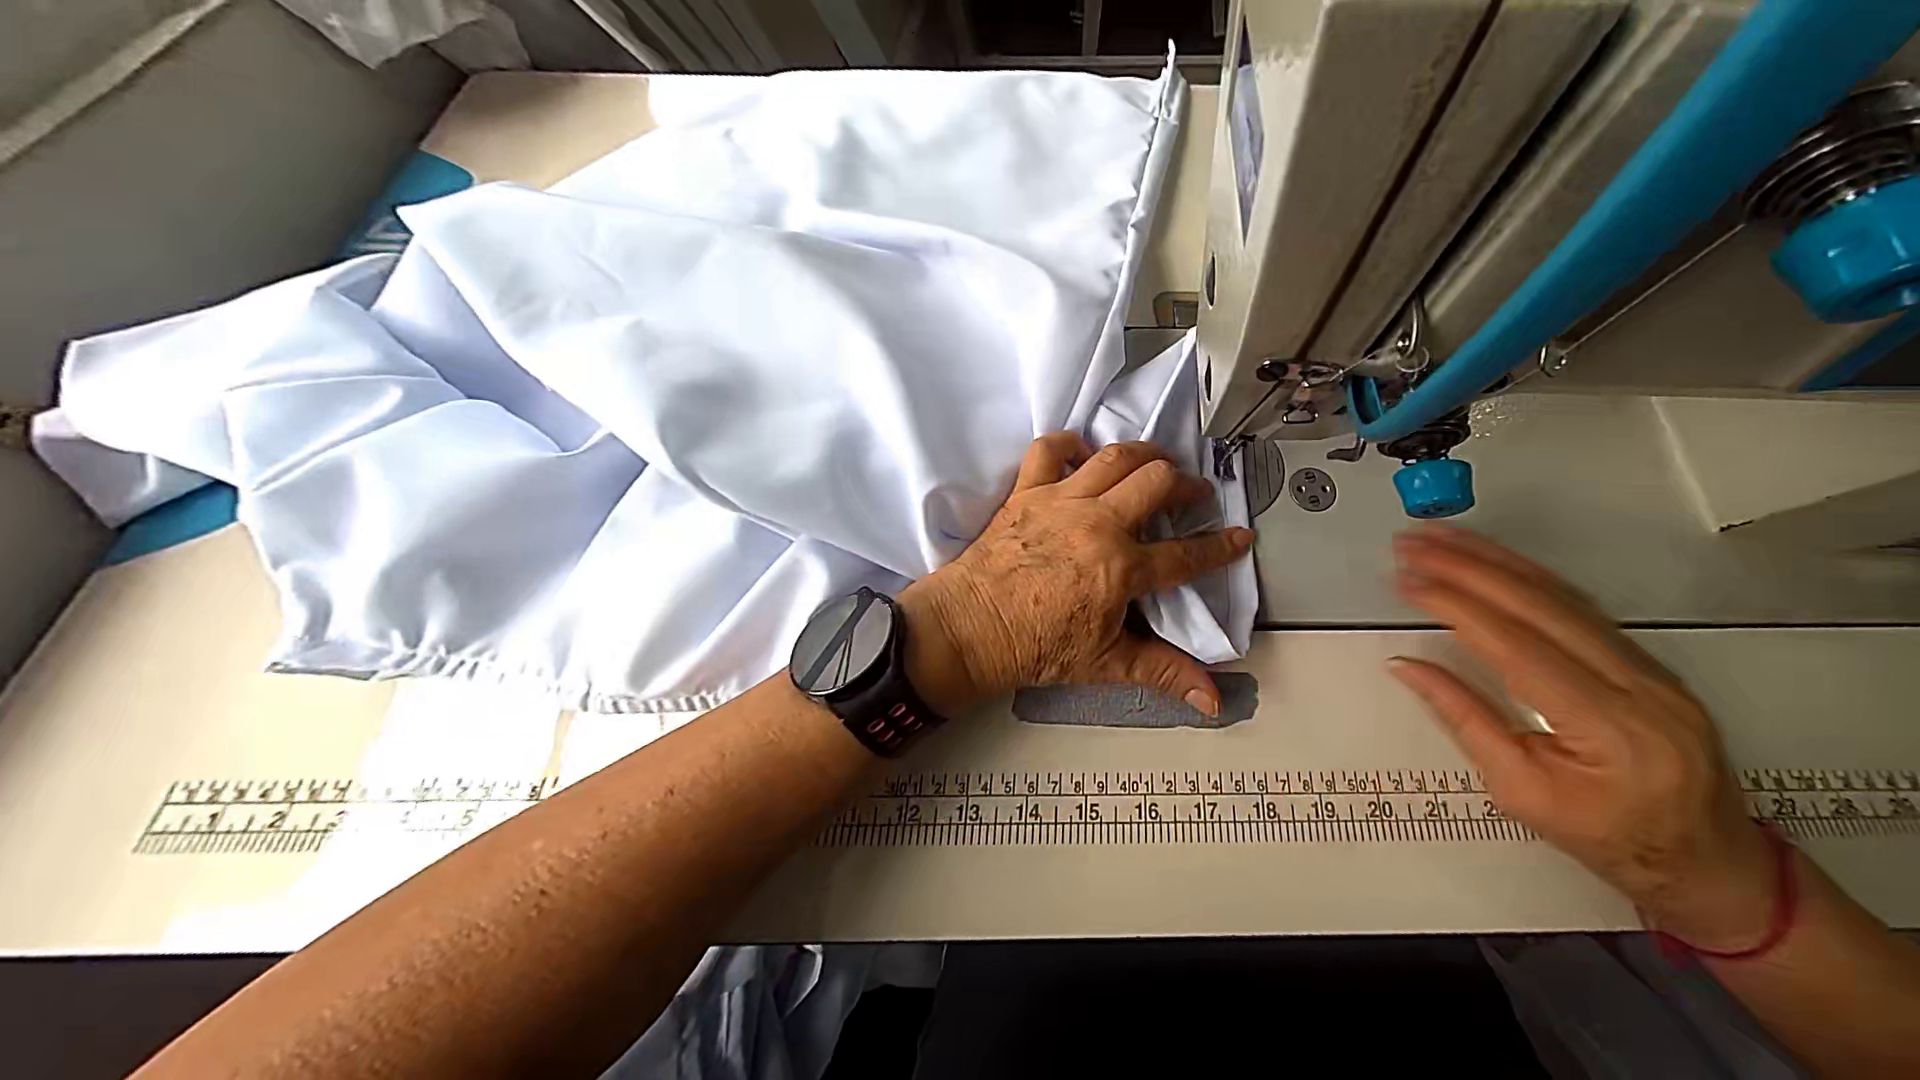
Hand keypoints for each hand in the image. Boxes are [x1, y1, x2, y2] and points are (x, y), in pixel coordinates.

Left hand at [899, 433, 1253, 716]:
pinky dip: (1068, 444)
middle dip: (1186, 485)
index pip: (1186, 555)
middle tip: (1194, 493)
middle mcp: (1096, 525)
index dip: (1220, 547)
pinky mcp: (1026, 494)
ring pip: (1115, 458)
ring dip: (1144, 455)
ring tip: (1157, 463)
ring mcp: (1060, 503)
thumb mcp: (1104, 663)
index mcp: (1121, 568)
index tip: (1238, 537)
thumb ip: (1162, 672)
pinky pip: (1048, 451)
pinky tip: (1082, 453)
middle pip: (1157, 484)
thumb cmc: (1032, 646)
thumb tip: (1210, 700)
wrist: (969, 629)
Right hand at [1387, 527, 1776, 950]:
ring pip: (1565, 597)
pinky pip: (1582, 608)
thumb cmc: (1604, 836)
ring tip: (1442, 537)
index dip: (1457, 607)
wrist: (1707, 861)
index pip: (1517, 647)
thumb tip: (1407, 665)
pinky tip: (1493, 560)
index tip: (1406, 580)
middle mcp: (1638, 685)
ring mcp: (1651, 669)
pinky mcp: (1648, 663)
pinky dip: (1529, 576)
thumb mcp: (1520, 791)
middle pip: (1543, 607)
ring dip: (1497, 560)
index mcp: (1607, 727)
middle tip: (1413, 543)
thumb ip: (1465, 720)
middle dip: (1470, 568)